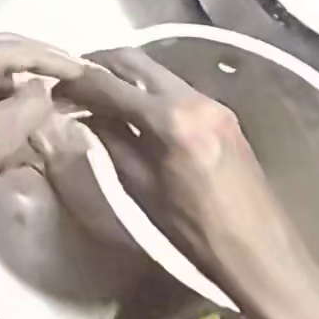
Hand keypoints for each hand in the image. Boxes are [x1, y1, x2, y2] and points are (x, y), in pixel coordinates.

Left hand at [0, 35, 84, 221]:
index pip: (23, 49)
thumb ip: (35, 101)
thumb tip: (37, 87)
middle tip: (66, 71)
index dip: (56, 61)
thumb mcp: (8, 129)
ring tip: (36, 92)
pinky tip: (5, 101)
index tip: (82, 70)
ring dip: (11, 74)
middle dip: (35, 61)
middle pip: (3, 46)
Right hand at [53, 48, 250, 237]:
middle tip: (71, 80)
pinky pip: (173, 87)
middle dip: (97, 64)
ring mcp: (211, 102)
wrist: (264, 257)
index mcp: (170, 121)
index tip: (54, 87)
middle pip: (132, 60)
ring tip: (95, 94)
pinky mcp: (222, 112)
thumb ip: (110, 140)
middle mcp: (193, 99)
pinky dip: (145, 89)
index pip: (109, 84)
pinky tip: (130, 108)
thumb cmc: (196, 234)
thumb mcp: (141, 188)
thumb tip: (84, 115)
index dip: (76, 83)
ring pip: (153, 70)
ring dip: (121, 75)